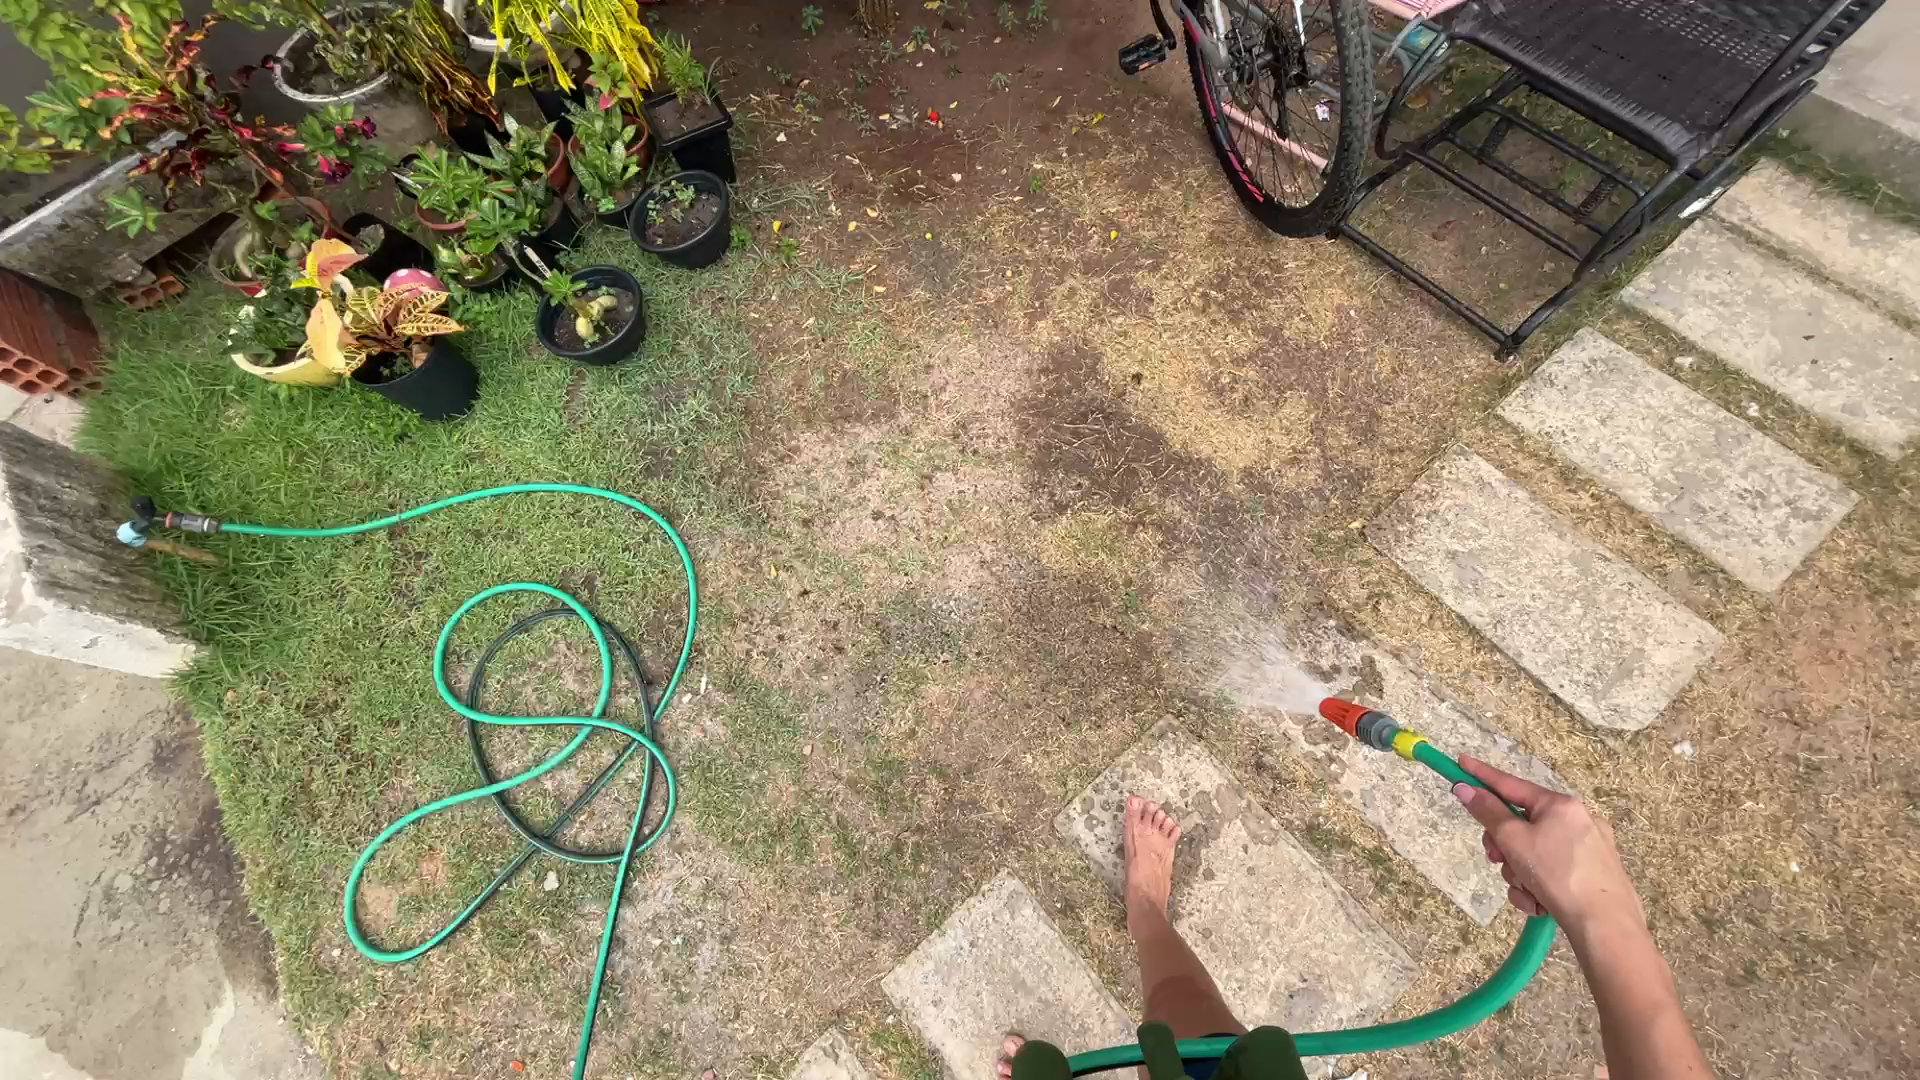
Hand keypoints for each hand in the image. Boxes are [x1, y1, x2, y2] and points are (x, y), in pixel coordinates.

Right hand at [1454, 756, 1644, 938]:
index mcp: (1560, 805)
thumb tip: (1465, 788)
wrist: (1606, 927)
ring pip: (1532, 850)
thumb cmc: (1556, 873)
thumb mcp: (1512, 839)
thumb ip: (1487, 811)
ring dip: (1518, 869)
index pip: (1510, 784)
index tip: (1460, 762)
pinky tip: (1538, 903)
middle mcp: (1579, 821)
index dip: (1481, 774)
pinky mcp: (1595, 875)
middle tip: (1495, 858)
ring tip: (1524, 890)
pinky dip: (1537, 883)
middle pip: (1520, 822)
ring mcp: (1590, 849)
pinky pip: (1551, 869)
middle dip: (1502, 843)